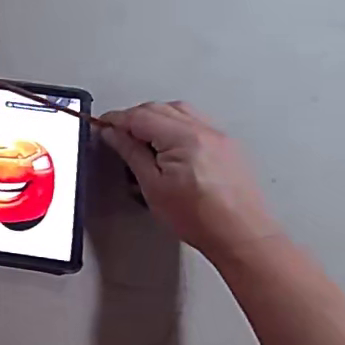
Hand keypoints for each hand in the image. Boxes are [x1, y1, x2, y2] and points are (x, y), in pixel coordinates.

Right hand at [98, 102, 284, 261]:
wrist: (242, 237)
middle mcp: (205, 131)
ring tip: (140, 140)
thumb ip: (130, 153)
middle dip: (133, 117)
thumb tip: (113, 134)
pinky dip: (174, 125)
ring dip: (154, 118)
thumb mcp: (152, 186)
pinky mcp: (226, 146)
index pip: (140, 116)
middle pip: (159, 108)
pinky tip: (166, 144)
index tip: (102, 126)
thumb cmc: (201, 218)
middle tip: (116, 135)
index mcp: (184, 138)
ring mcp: (219, 137)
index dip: (116, 119)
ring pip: (178, 111)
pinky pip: (194, 122)